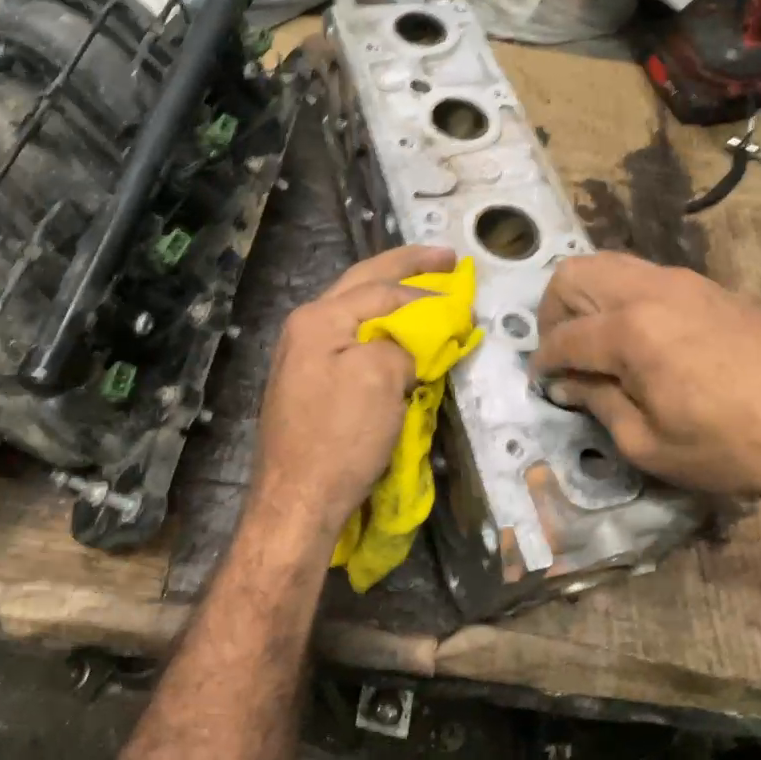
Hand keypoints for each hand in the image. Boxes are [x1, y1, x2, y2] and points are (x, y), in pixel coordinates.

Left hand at [250, 244, 456, 542]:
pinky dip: (380, 332)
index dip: (425, 291)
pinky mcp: (309, 384)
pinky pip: (351, 342)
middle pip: (361, 284)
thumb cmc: (339, 437)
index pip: (380, 289)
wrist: (296, 501)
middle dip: (405, 268)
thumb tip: (408, 346)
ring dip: (391, 298)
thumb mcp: (380, 378)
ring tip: (425, 287)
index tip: (463, 296)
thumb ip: (400, 343)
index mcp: (318, 317)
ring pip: (355, 312)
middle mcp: (304, 327)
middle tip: (445, 258)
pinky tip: (397, 333)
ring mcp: (302, 356)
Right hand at [530, 252, 760, 506]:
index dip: (545, 364)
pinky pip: (641, 273)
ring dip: (586, 297)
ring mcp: (680, 280)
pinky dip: (621, 295)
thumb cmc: (734, 446)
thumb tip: (567, 382)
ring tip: (596, 340)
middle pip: (572, 276)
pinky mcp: (705, 284)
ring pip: (606, 264)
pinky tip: (638, 336)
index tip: (544, 383)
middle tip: (565, 353)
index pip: (562, 338)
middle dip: (553, 314)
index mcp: (629, 331)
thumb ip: (598, 404)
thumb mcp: (650, 445)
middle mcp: (648, 291)